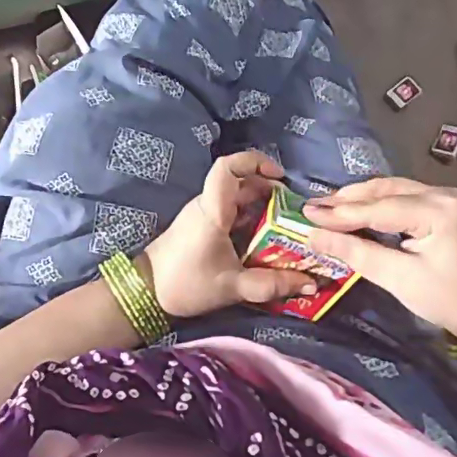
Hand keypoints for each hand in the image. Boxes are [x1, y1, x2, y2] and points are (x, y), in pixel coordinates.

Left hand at [142, 151, 317, 318]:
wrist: (146, 293)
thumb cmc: (186, 284)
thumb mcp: (233, 286)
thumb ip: (272, 284)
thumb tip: (310, 284)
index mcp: (212, 211)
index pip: (228, 168)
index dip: (255, 163)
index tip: (278, 177)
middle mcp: (206, 206)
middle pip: (239, 183)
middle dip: (268, 190)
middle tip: (292, 210)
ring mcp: (201, 216)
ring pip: (235, 199)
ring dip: (259, 206)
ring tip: (283, 226)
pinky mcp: (199, 228)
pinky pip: (228, 214)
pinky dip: (248, 220)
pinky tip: (263, 239)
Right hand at [303, 178, 456, 342]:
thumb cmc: (447, 299)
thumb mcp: (398, 278)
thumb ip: (356, 253)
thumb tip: (313, 236)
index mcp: (438, 210)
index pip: (378, 207)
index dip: (340, 211)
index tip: (306, 212)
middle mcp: (443, 194)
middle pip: (385, 190)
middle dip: (347, 199)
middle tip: (312, 207)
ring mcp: (447, 198)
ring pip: (393, 190)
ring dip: (360, 198)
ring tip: (328, 207)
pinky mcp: (445, 207)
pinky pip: (403, 197)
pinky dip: (377, 203)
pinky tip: (357, 210)